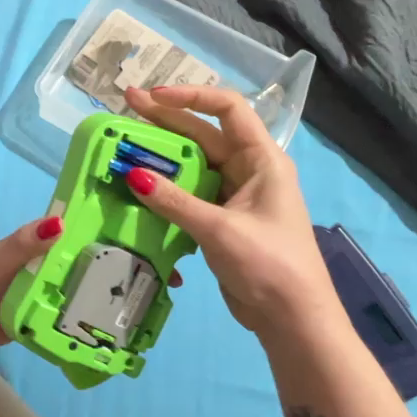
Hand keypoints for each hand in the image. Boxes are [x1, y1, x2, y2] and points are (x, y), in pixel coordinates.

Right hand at [121, 84, 338, 335]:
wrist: (293, 320)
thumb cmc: (268, 265)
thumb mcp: (218, 229)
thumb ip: (174, 201)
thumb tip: (131, 174)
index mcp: (262, 160)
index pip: (228, 108)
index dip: (191, 96)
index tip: (154, 97)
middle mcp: (249, 170)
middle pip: (204, 133)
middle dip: (165, 119)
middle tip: (125, 106)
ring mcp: (234, 196)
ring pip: (192, 164)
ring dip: (160, 155)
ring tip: (124, 144)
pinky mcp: (221, 220)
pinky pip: (189, 193)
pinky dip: (164, 187)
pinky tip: (137, 186)